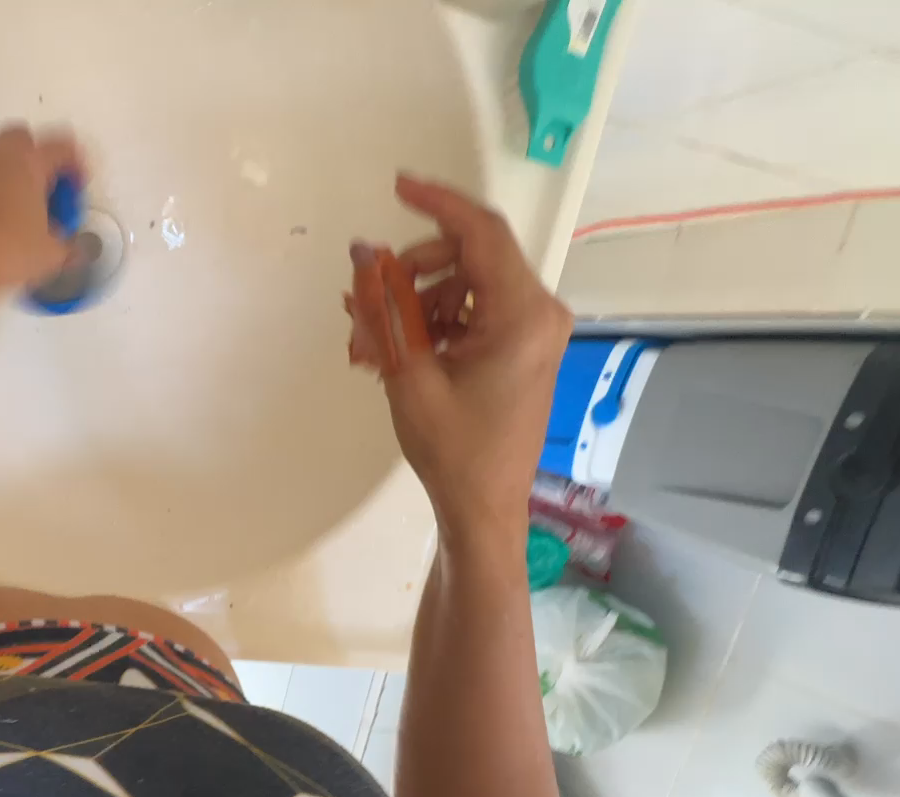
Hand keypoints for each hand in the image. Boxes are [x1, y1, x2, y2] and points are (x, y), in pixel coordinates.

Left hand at [0, 124, 84, 299]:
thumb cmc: (5, 254)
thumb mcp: (50, 256)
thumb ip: (69, 246)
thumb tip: (75, 248)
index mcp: (28, 162)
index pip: (63, 147)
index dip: (77, 166)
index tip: (78, 188)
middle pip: (23, 139)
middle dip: (39, 160)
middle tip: (46, 193)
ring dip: (9, 172)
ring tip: (18, 208)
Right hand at [346, 175, 571, 541]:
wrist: (482, 505)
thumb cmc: (451, 447)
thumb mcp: (409, 374)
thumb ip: (384, 308)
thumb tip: (362, 253)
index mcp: (522, 313)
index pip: (480, 232)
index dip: (435, 205)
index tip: (396, 187)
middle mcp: (537, 311)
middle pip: (466, 261)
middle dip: (408, 277)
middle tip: (363, 310)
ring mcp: (529, 331)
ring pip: (461, 290)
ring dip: (410, 309)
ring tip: (367, 349)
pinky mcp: (517, 350)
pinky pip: (467, 317)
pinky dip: (428, 328)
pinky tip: (390, 354)